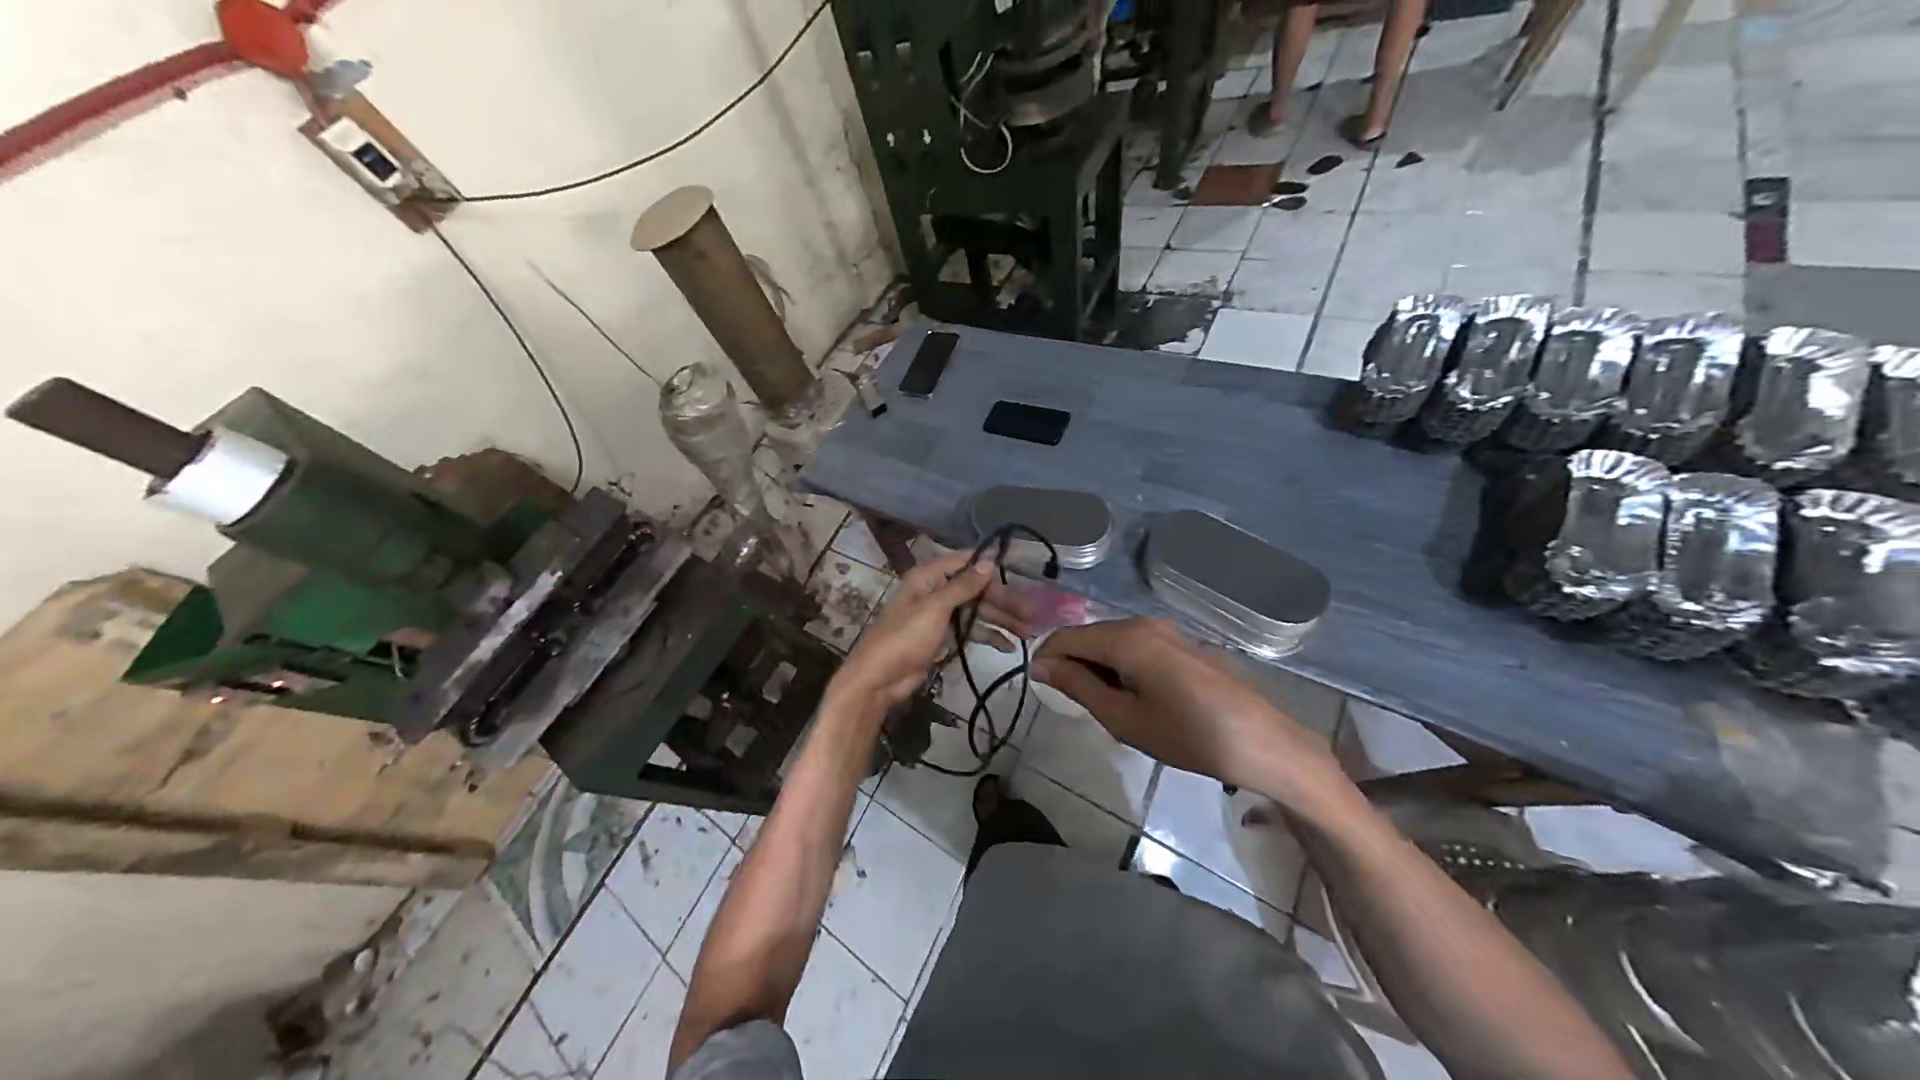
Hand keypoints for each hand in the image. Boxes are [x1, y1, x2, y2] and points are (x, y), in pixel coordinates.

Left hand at [831, 550, 1034, 712]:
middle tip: (1032, 614)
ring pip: (976, 612)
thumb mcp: (935, 608)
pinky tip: (1008, 646)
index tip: (1021, 564)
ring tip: (1027, 633)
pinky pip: (970, 631)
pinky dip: (988, 636)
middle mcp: (935, 592)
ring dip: (1001, 621)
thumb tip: (988, 561)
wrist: (878, 680)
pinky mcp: (943, 638)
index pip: (965, 562)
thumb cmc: (904, 638)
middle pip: (976, 590)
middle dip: (1004, 601)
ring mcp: (939, 616)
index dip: (991, 563)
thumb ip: (963, 586)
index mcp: (928, 577)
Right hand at [1032, 618, 1344, 802]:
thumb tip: (1043, 665)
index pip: (1067, 637)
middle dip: (1072, 663)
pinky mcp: (1184, 644)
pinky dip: (1121, 666)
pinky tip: (1134, 697)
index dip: (1047, 659)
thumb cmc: (1187, 735)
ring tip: (1105, 706)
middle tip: (1074, 704)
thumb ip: (1079, 686)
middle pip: (1090, 635)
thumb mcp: (1124, 718)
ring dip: (1098, 666)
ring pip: (1113, 641)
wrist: (1262, 742)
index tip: (1038, 687)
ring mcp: (1167, 631)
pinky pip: (1137, 647)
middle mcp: (1144, 624)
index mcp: (1125, 638)